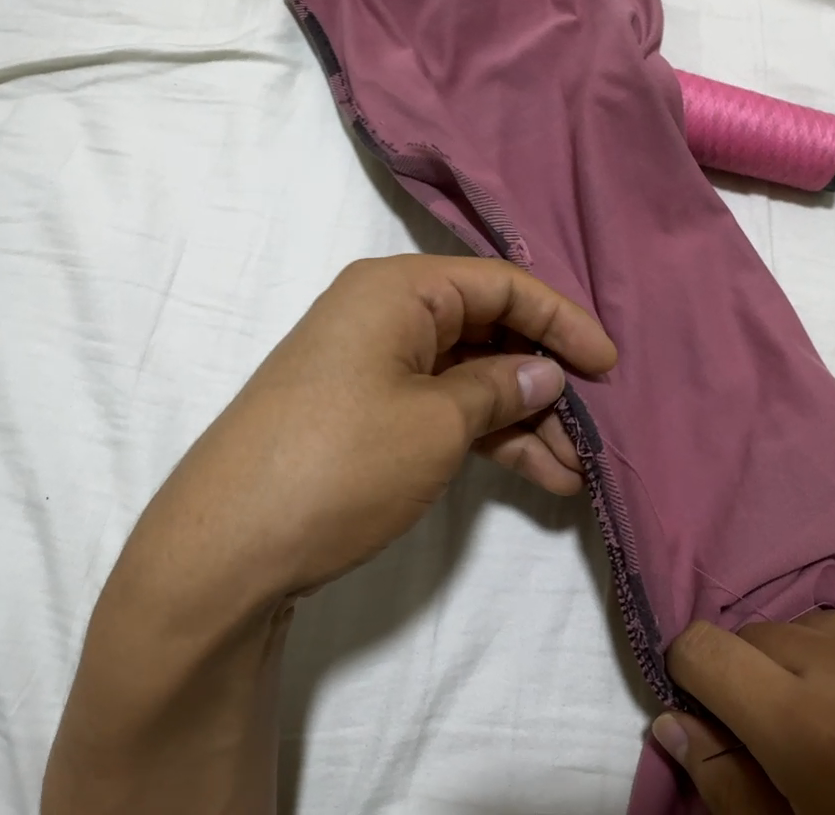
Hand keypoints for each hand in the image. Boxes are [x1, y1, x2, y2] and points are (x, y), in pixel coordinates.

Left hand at [44, 255, 616, 814]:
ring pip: (469, 377)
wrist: (225, 548)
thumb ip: (499, 388)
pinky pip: (441, 408)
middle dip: (544, 382)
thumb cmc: (340, 464)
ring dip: (522, 420)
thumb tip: (546, 373)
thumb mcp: (436, 423)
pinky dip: (485, 436)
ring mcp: (372, 365)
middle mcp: (385, 314)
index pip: (501, 284)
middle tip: (593, 430)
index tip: (609, 366)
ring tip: (575, 472)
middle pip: (487, 331)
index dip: (562, 322)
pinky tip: (537, 476)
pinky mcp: (365, 412)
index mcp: (398, 289)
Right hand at [652, 611, 834, 814]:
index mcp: (809, 721)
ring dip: (815, 668)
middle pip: (754, 635)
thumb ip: (730, 787)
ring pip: (815, 627)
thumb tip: (672, 725)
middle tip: (800, 742)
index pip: (699, 647)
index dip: (692, 679)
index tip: (719, 718)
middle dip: (756, 681)